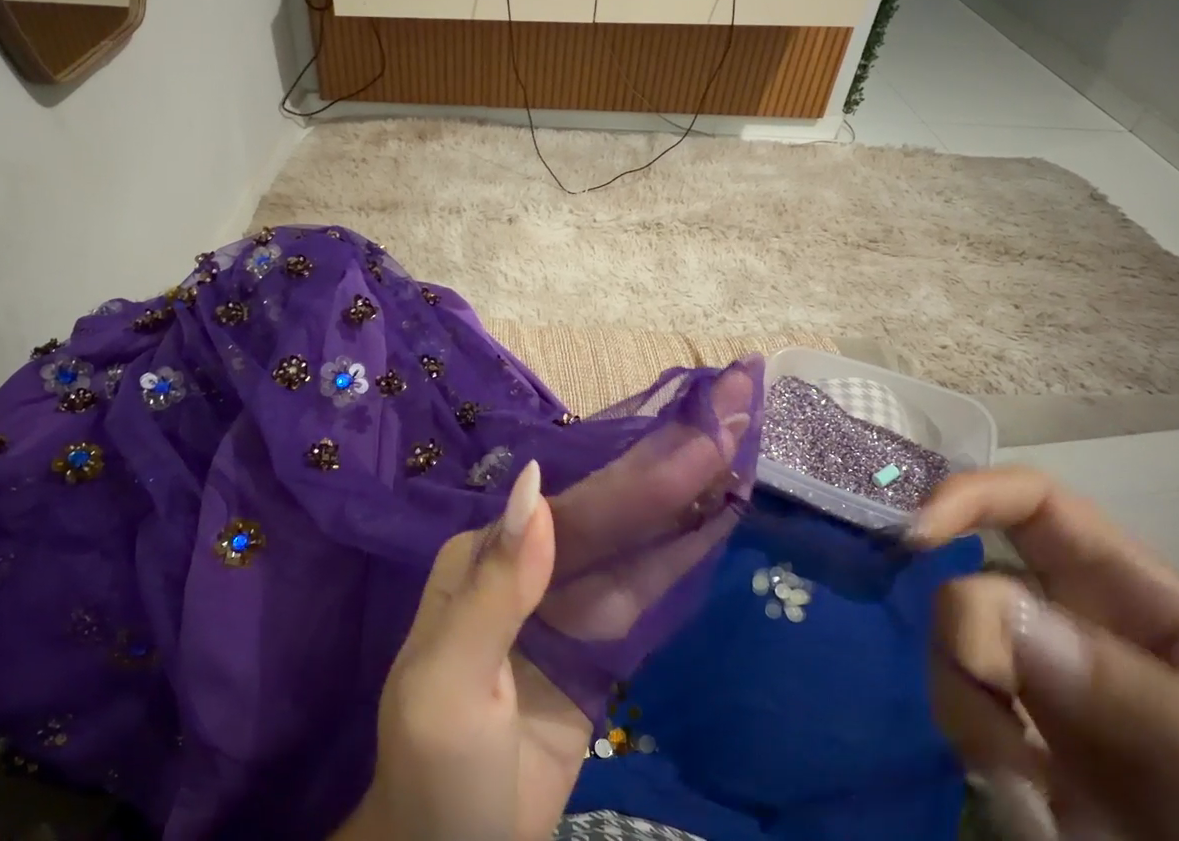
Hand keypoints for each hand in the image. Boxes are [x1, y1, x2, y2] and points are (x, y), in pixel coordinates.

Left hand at [337, 370, 753, 840]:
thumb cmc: (437, 768)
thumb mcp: (450, 681)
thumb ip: (496, 588)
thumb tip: (536, 485)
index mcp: (482, 561)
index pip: (569, 505)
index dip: (635, 467)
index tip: (695, 419)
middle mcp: (527, 569)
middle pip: (609, 514)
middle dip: (670, 464)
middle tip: (737, 409)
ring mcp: (566, 610)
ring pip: (633, 547)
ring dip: (685, 501)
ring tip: (741, 450)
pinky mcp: (596, 651)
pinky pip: (642, 596)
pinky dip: (679, 558)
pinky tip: (717, 519)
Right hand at [912, 467, 1178, 840]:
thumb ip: (1126, 688)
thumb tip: (991, 606)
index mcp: (1137, 601)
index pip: (1039, 508)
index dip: (972, 496)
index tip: (916, 536)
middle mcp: (1069, 626)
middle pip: (973, 584)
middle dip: (966, 638)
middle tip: (999, 716)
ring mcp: (1034, 681)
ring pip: (951, 649)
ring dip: (970, 712)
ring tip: (1029, 792)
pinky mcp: (1009, 734)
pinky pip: (955, 708)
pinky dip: (975, 750)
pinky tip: (1029, 805)